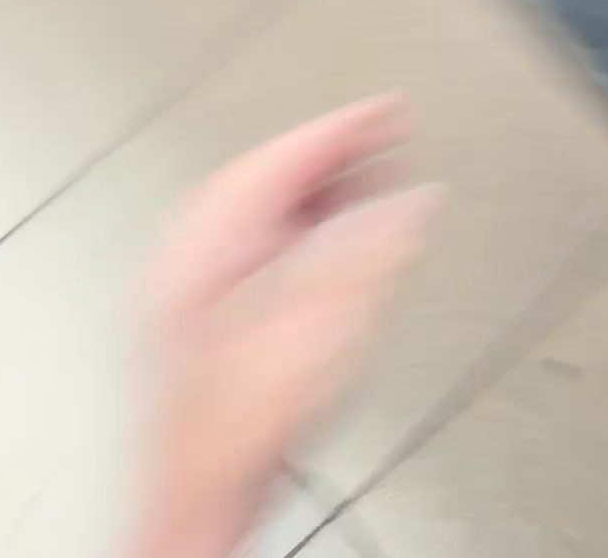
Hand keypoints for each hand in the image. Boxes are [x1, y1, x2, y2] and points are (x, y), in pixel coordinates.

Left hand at [132, 94, 437, 557]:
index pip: (279, 162)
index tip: (386, 109)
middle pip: (270, 176)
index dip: (340, 129)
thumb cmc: (238, 428)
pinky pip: (271, 234)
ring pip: (269, 204)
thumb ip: (365, 257)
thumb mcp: (316, 333)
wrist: (201, 497)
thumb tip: (410, 200)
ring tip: (376, 166)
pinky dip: (314, 215)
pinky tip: (346, 223)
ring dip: (327, 180)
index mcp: (208, 252)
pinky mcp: (221, 305)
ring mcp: (204, 282)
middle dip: (335, 148)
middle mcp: (197, 258)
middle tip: (385, 129)